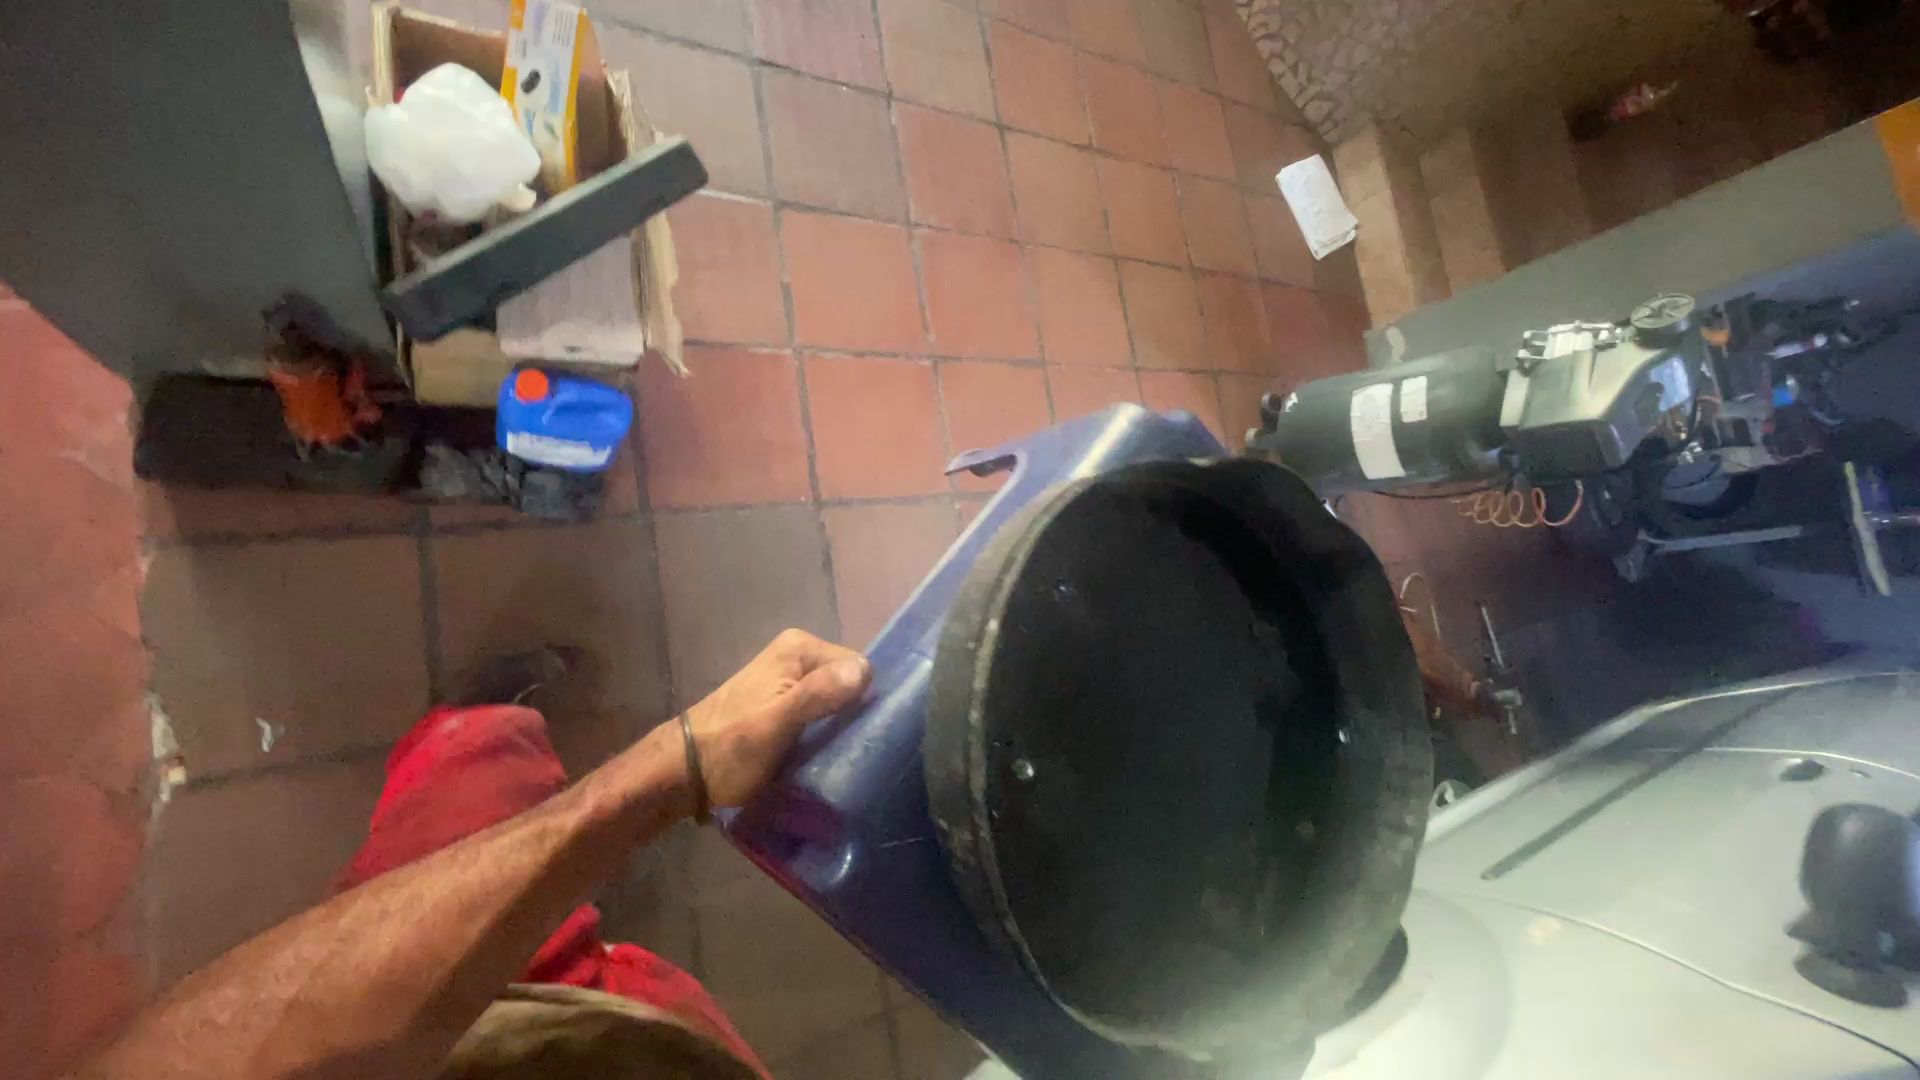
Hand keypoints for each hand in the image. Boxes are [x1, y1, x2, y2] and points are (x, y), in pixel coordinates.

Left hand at [682, 629, 871, 808]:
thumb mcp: (776, 723)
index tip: (853, 735)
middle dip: (851, 714)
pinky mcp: (784, 701)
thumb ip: (818, 694)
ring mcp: (789, 677)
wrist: (683, 773)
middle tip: (844, 749)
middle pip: (847, 683)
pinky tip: (819, 752)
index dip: (860, 701)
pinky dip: (823, 730)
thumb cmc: (730, 749)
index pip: (858, 668)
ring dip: (838, 725)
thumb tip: (864, 670)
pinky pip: (820, 711)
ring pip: (836, 699)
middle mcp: (798, 654)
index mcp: (800, 647)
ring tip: (834, 754)